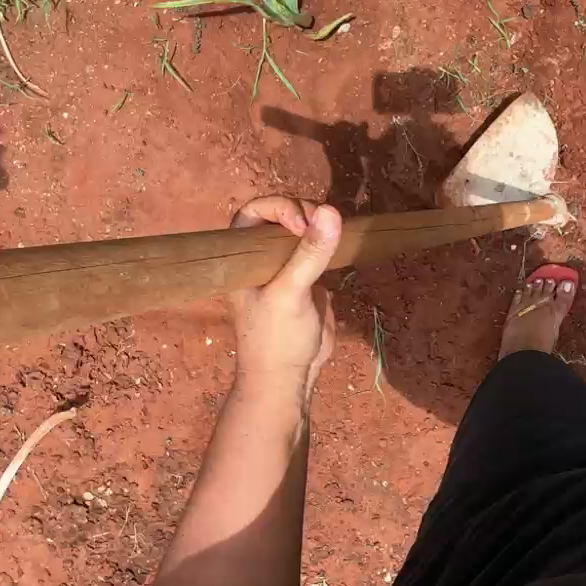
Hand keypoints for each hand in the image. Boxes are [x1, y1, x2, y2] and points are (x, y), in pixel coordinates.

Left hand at [227, 196, 341, 397]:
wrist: (290, 378)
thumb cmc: (275, 337)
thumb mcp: (291, 293)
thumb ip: (310, 253)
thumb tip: (331, 212)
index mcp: (243, 255)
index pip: (256, 211)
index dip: (280, 207)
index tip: (302, 224)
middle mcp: (262, 255)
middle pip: (282, 215)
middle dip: (305, 212)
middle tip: (324, 227)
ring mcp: (286, 266)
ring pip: (303, 230)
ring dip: (320, 226)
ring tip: (335, 235)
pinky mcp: (308, 279)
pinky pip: (319, 250)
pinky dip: (331, 243)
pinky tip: (343, 246)